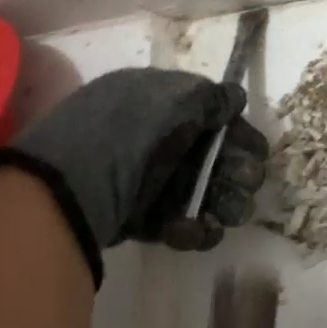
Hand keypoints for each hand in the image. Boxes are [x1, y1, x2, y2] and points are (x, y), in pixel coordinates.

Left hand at [0, 68, 268, 281]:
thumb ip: (211, 98)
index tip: (256, 151)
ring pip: (202, 192)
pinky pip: (180, 221)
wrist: (70, 187)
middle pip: (213, 156)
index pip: (211, 116)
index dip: (237, 133)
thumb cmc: (126, 132)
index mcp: (158, 103)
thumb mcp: (173, 98)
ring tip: (227, 213)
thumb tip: (235, 97)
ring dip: (223, 202)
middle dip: (236, 170)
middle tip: (245, 182)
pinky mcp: (141, 219)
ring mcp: (148, 180)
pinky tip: (192, 230)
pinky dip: (193, 229)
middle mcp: (156, 138)